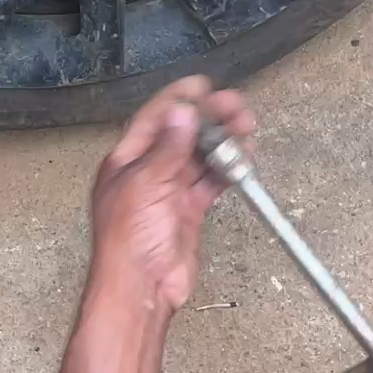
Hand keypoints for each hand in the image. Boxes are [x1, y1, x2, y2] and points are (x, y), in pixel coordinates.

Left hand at [87, 76, 255, 314]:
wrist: (141, 287)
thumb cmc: (128, 240)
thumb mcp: (146, 185)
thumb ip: (168, 149)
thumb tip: (183, 113)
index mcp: (126, 161)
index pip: (154, 119)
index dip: (178, 99)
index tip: (203, 85)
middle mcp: (147, 172)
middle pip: (182, 135)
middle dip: (210, 118)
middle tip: (237, 105)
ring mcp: (168, 192)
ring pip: (199, 158)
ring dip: (223, 142)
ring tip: (247, 128)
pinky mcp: (187, 211)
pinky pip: (210, 183)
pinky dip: (226, 171)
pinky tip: (242, 161)